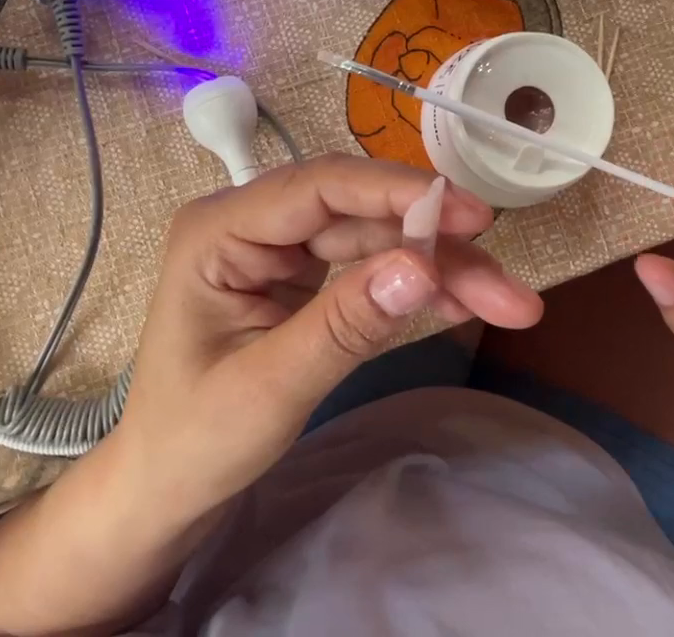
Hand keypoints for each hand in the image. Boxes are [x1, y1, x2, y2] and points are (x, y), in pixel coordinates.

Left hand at [116, 155, 542, 513]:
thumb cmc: (195, 439)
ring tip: (508, 302)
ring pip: (371, 241)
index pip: (317, 189)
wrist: (165, 486)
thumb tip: (424, 268)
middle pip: (356, 215)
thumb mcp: (271, 387)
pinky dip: (413, 289)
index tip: (470, 213)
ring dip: (437, 269)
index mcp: (218, 231)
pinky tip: (464, 303)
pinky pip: (365, 270)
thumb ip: (345, 324)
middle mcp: (249, 226)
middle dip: (434, 245)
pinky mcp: (299, 281)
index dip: (396, 193)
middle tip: (507, 286)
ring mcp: (276, 253)